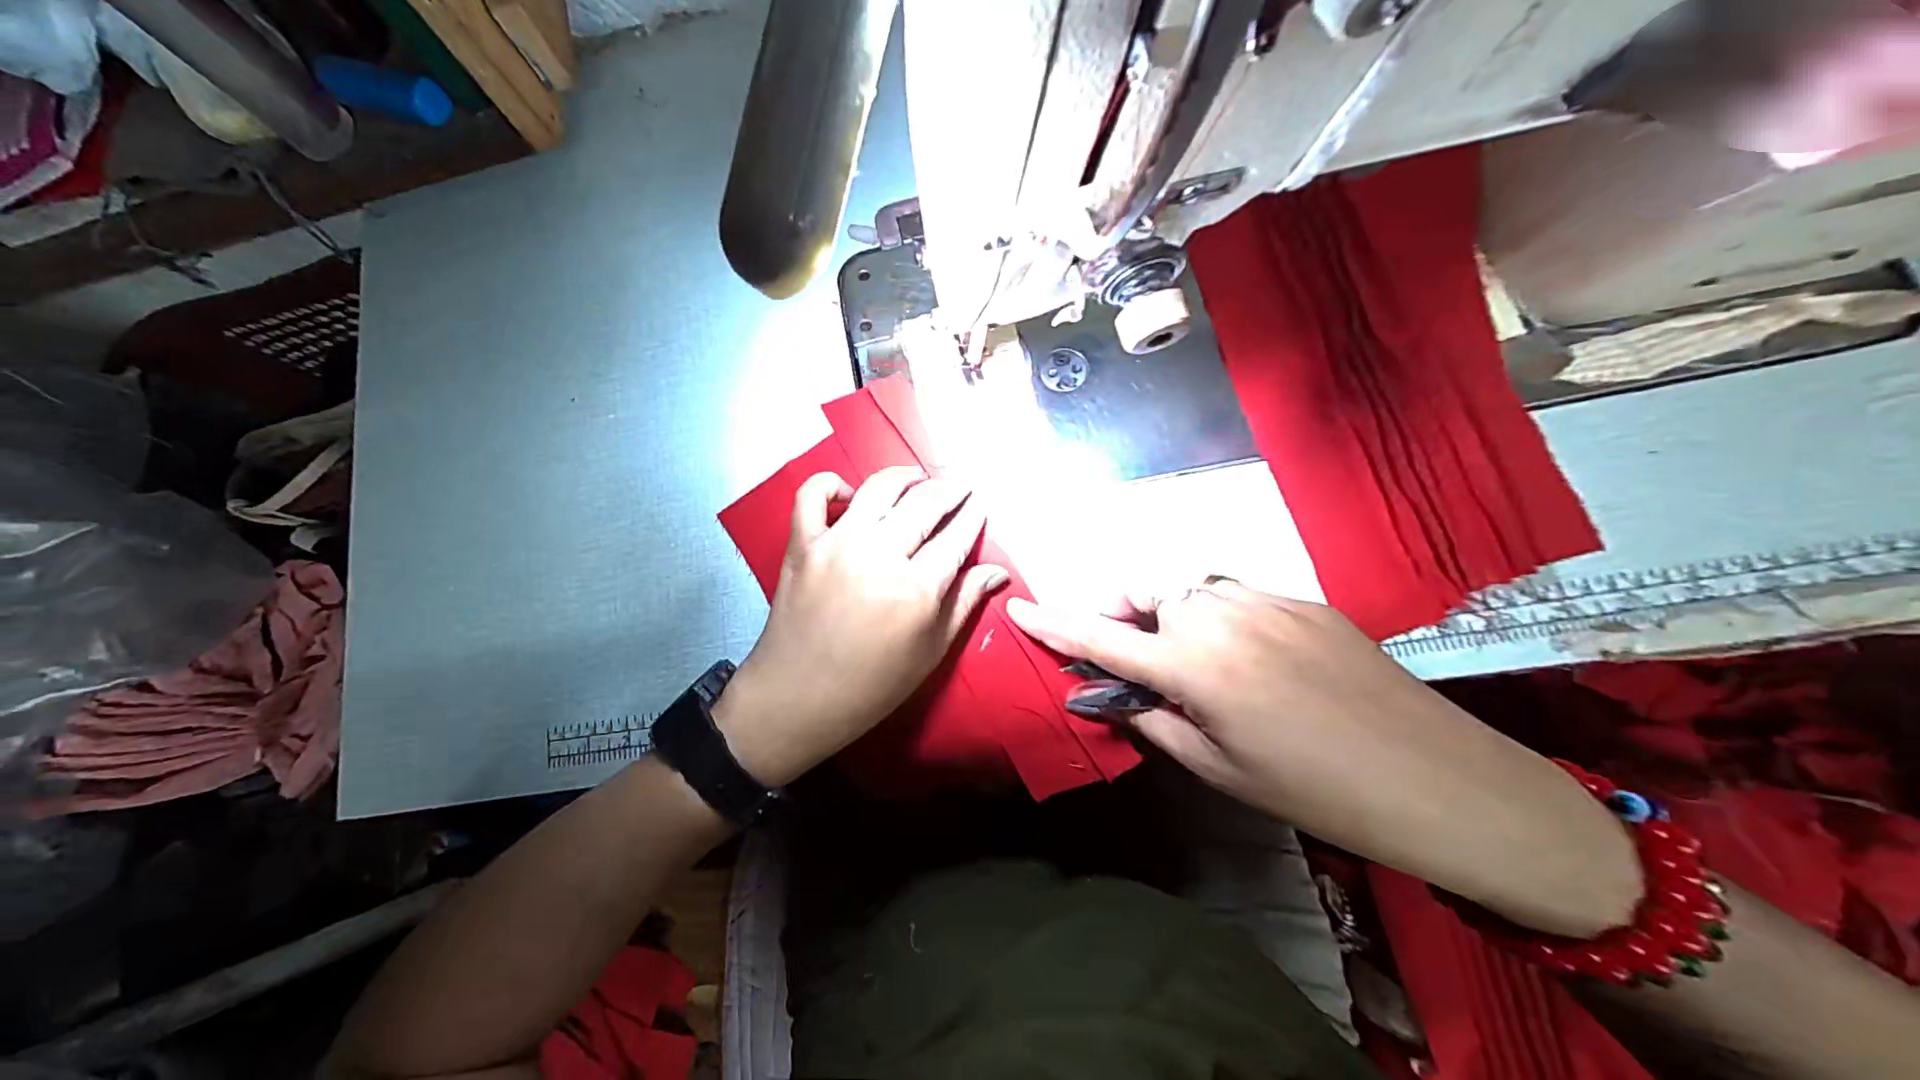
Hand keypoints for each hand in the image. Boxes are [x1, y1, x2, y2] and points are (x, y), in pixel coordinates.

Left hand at [714, 466, 1008, 787]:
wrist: (797, 697)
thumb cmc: (872, 684)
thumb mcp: (930, 651)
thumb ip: (964, 603)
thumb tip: (998, 572)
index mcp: (916, 590)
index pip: (955, 538)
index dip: (972, 517)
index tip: (980, 505)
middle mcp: (878, 556)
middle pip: (924, 505)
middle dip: (949, 490)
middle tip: (959, 487)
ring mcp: (835, 545)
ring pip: (877, 489)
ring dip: (904, 477)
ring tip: (918, 479)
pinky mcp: (801, 544)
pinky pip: (813, 494)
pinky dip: (831, 485)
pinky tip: (849, 494)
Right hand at [1007, 581, 1642, 938]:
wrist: (1437, 779)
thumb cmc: (1314, 790)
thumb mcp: (1219, 770)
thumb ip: (1156, 721)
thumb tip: (1116, 694)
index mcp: (1196, 669)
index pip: (1104, 639)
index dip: (1055, 625)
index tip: (1019, 609)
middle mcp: (1223, 619)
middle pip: (1149, 595)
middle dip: (1131, 618)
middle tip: (1141, 658)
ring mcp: (1269, 602)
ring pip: (1194, 588)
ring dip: (1177, 613)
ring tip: (1199, 658)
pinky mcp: (1305, 600)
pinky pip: (1240, 594)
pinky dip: (1223, 616)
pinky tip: (1252, 656)